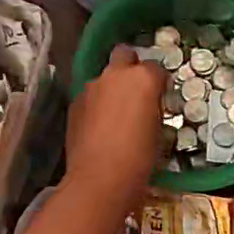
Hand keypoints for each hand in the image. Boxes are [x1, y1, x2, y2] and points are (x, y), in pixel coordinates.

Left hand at [64, 45, 165, 211]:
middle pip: (124, 55)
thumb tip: (146, 106)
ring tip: (113, 114)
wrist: (99, 178)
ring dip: (109, 88)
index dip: (158, 82)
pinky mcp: (73, 105)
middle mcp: (114, 75)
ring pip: (103, 78)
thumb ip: (152, 107)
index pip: (156, 68)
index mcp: (142, 78)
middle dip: (130, 67)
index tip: (159, 97)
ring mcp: (90, 88)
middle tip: (134, 91)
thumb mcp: (158, 130)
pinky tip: (97, 126)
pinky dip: (94, 104)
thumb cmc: (139, 158)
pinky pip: (88, 97)